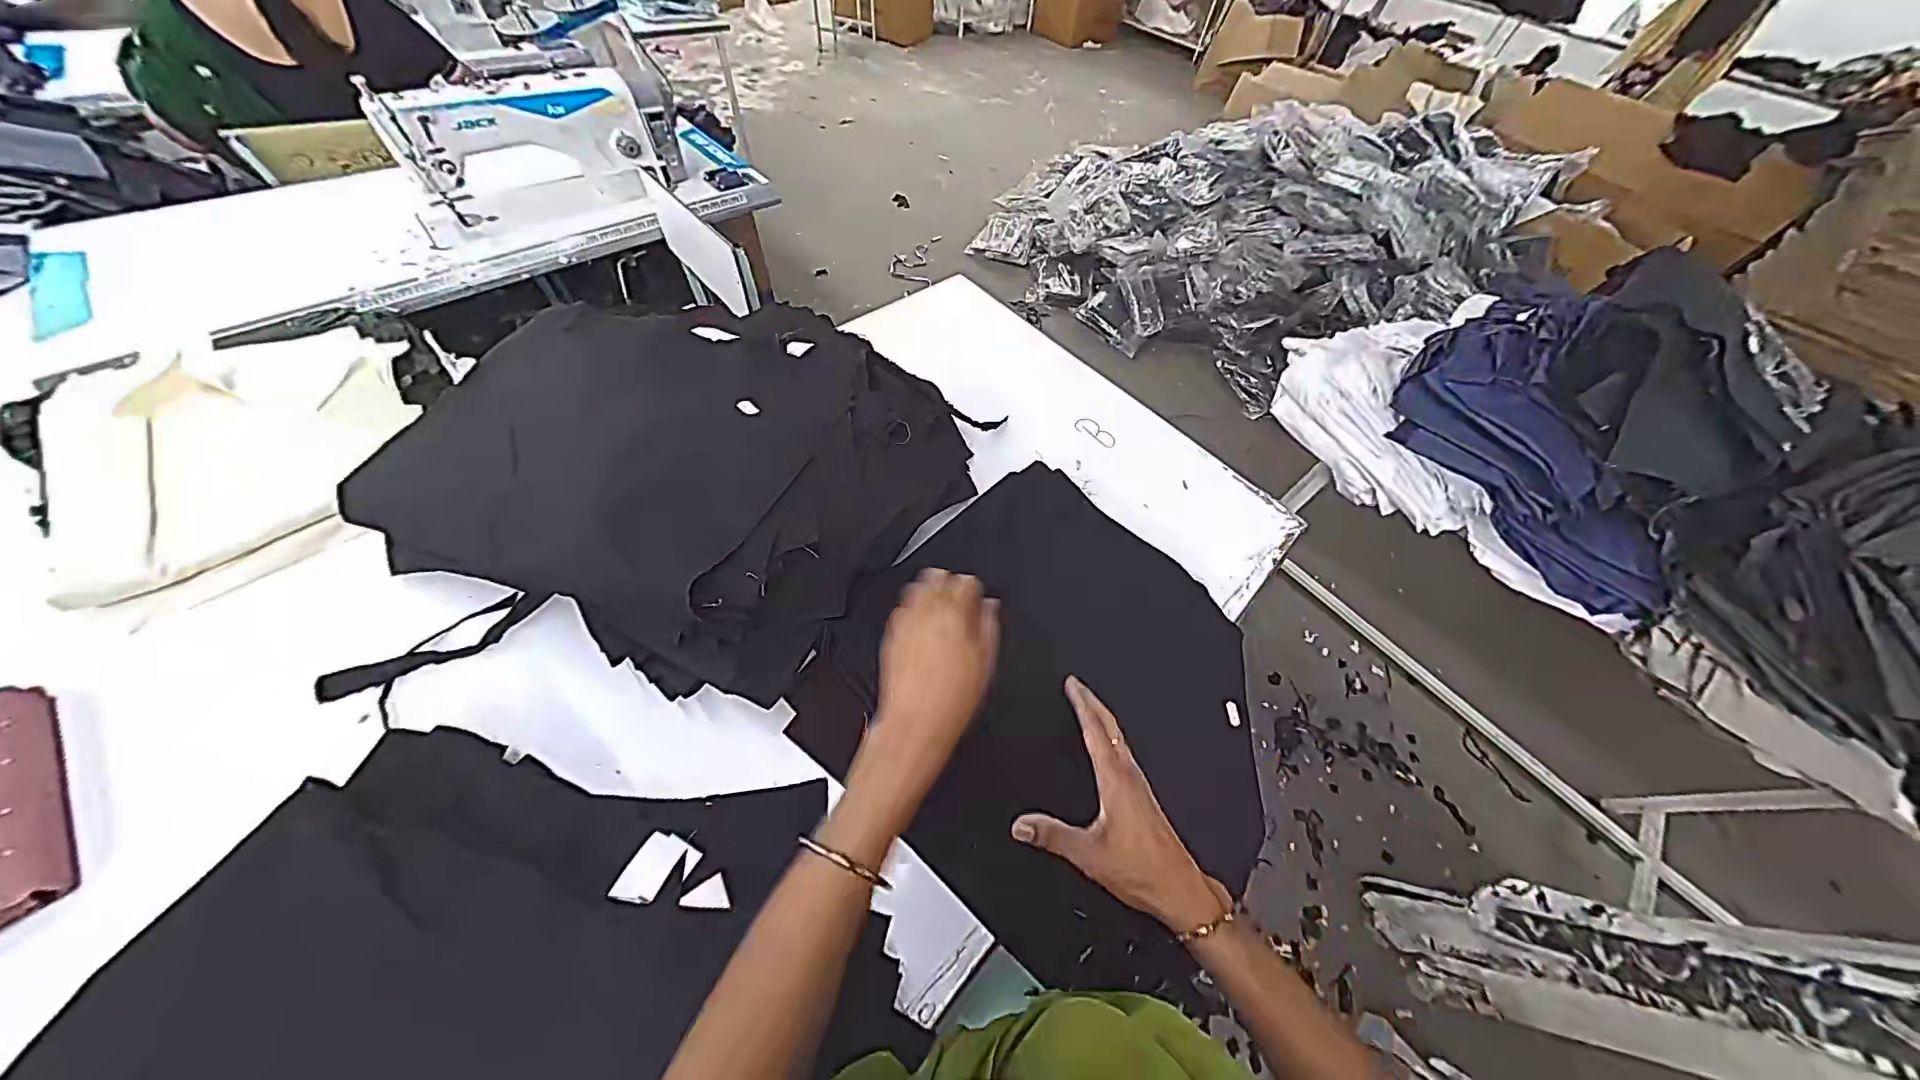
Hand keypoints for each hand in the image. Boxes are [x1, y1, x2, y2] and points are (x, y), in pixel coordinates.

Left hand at [839, 570, 999, 842]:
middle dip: (948, 582)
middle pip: (938, 578)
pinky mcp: (890, 635)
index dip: (973, 587)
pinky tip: (919, 621)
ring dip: (928, 589)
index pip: (966, 583)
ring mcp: (906, 623)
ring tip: (937, 600)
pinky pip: (901, 609)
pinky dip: (911, 608)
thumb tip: (990, 607)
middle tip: (956, 593)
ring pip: (916, 588)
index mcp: (956, 617)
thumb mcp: (985, 664)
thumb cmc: (951, 703)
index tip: (976, 594)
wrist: (915, 725)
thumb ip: (988, 627)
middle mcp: (928, 614)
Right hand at [1011, 676, 1228, 934]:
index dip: (1083, 704)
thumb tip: (1022, 824)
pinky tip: (1107, 750)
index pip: (1096, 730)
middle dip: (1093, 703)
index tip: (1073, 685)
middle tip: (1078, 686)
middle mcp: (1131, 778)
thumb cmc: (1143, 871)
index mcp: (1117, 781)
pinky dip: (1110, 740)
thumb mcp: (1088, 855)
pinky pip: (1124, 755)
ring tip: (1089, 709)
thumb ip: (1052, 836)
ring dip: (1103, 719)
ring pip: (1119, 740)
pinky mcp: (1143, 797)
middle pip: (1111, 728)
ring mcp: (1140, 786)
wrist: (1178, 889)